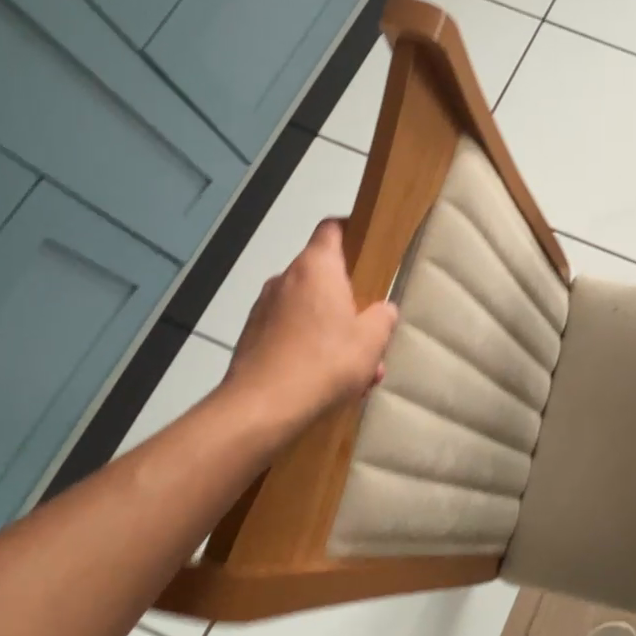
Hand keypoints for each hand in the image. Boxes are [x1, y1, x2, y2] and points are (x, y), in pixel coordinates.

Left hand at [215, 218, 397, 444]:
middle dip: (350, 300)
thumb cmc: (324, 362)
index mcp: (316, 267)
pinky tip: (327, 382)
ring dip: (333, 330)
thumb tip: (382, 311)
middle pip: (323, 275)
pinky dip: (310, 348)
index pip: (332, 228)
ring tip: (354, 370)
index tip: (370, 246)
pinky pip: (290, 332)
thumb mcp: (371, 340)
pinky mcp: (252, 337)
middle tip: (370, 330)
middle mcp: (286, 278)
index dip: (352, 230)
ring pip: (308, 309)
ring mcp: (264, 308)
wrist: (262, 408)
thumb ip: (382, 318)